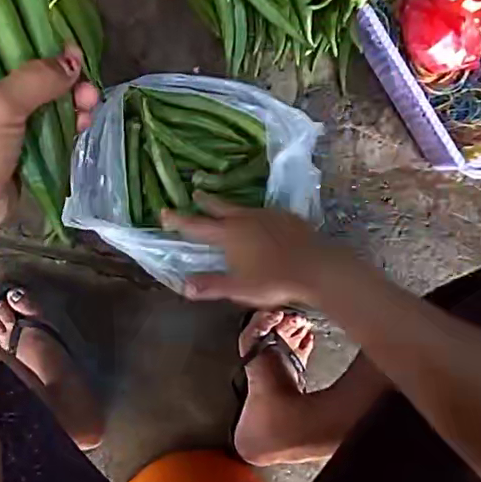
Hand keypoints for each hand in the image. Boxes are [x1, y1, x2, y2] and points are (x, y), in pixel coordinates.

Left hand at [0, 39, 99, 233]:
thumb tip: (74, 60)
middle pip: (23, 63)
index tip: (58, 24)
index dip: (22, 22)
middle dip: (58, 67)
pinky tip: (84, 121)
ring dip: (68, 96)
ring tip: (90, 102)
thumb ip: (37, 77)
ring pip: (40, 94)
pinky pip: (46, 121)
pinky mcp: (15, 142)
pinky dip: (66, 119)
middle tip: (84, 72)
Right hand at [164, 195, 360, 308]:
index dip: (179, 220)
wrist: (316, 268)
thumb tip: (184, 286)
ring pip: (243, 207)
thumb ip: (211, 286)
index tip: (164, 211)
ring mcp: (268, 215)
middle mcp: (246, 219)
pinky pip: (266, 213)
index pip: (197, 226)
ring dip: (231, 206)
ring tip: (227, 207)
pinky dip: (256, 215)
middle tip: (195, 193)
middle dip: (206, 201)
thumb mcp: (239, 288)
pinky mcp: (288, 217)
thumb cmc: (274, 280)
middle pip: (220, 207)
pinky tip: (262, 221)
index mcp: (229, 234)